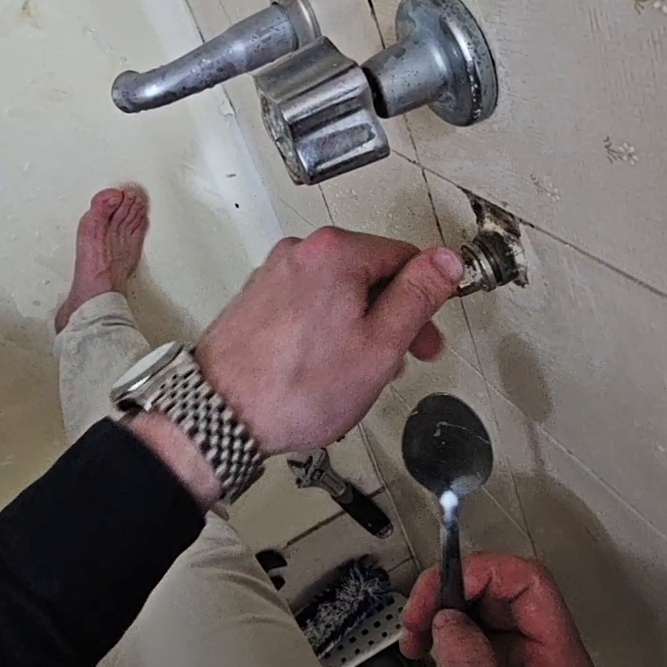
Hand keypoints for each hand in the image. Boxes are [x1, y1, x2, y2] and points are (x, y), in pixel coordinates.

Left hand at [195, 227, 463, 455]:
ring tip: (359, 369)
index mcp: (334, 252)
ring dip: (360, 324)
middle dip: (392, 314)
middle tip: (404, 354)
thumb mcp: (380, 345)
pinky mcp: (258, 298)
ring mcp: (275, 274)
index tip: (429, 326)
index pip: (404, 256)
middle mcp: (300, 252)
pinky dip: (326, 328)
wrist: (221, 413)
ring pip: (339, 290)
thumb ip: (418, 295)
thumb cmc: (293, 388)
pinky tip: (326, 365)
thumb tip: (445, 261)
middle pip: (369, 271)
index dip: (426, 296)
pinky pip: (309, 303)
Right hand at [401, 553, 599, 666]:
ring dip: (444, 610)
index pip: (531, 585)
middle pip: (505, 590)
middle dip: (454, 591)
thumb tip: (452, 616)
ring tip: (415, 632)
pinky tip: (424, 647)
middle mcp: (548, 666)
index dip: (485, 573)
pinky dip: (443, 632)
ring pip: (486, 609)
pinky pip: (474, 636)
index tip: (443, 589)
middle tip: (419, 613)